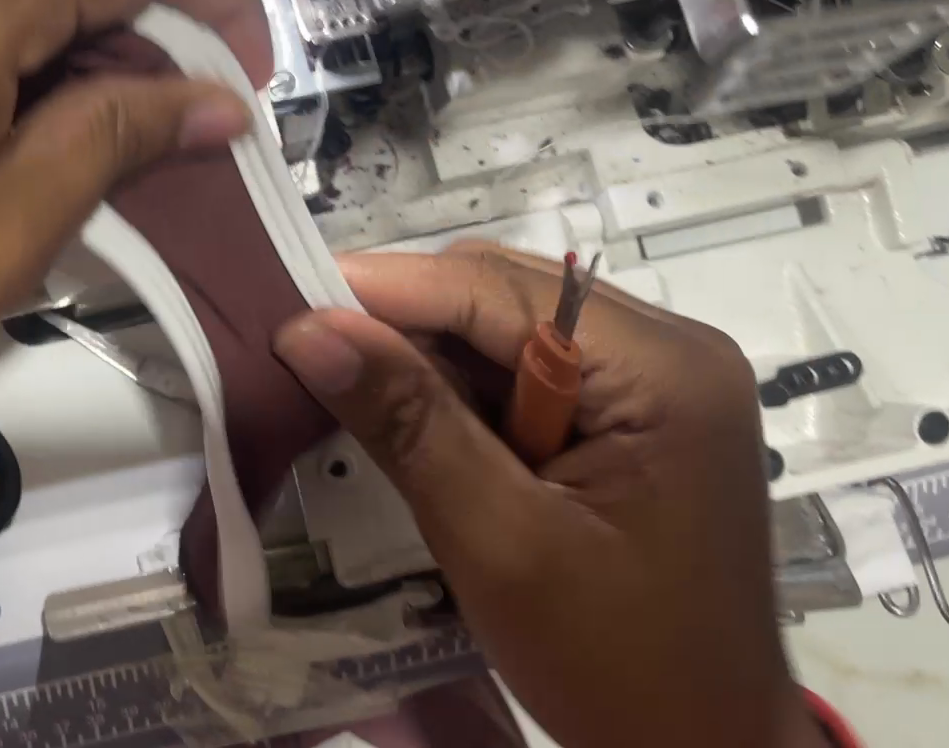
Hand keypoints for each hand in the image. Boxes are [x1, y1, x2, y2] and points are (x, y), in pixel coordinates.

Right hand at [272, 244, 827, 747]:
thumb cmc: (613, 661)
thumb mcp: (496, 539)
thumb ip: (404, 421)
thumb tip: (306, 330)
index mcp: (659, 368)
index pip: (491, 287)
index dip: (382, 288)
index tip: (288, 304)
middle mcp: (657, 347)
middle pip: (490, 292)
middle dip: (395, 319)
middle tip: (311, 354)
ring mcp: (638, 375)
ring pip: (488, 322)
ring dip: (411, 350)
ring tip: (342, 382)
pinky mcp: (610, 407)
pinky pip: (502, 362)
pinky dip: (439, 381)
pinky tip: (400, 412)